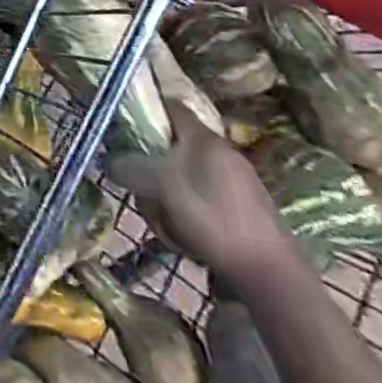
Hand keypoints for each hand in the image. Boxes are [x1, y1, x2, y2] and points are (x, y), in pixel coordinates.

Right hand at [106, 100, 300, 282]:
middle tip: (140, 180)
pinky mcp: (245, 203)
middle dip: (153, 159)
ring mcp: (238, 178)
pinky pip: (203, 189)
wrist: (271, 275)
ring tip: (161, 212)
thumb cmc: (214, 222)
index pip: (172, 107)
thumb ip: (132, 168)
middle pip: (176, 142)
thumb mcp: (163, 190)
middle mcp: (224, 152)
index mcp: (206, 140)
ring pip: (187, 168)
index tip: (125, 124)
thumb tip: (110, 161)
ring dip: (168, 184)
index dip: (147, 110)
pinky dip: (187, 200)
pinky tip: (184, 227)